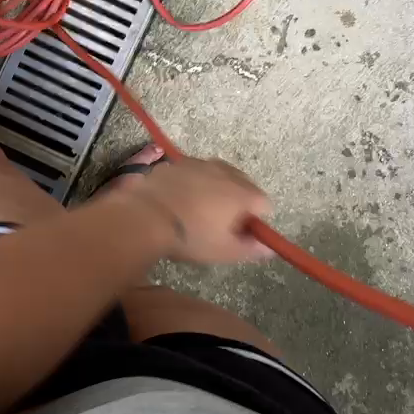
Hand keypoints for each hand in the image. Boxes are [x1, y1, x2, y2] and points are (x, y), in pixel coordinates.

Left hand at [124, 157, 273, 263]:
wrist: (145, 215)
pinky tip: (180, 199)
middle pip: (244, 184)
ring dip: (217, 189)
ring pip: (218, 174)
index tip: (241, 233)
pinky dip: (194, 182)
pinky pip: (194, 171)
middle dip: (240, 201)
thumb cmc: (190, 236)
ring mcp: (198, 163)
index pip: (264, 203)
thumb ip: (251, 249)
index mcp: (241, 192)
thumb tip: (268, 247)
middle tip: (221, 223)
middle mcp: (223, 171)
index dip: (256, 221)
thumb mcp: (224, 251)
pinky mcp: (176, 162)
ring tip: (200, 210)